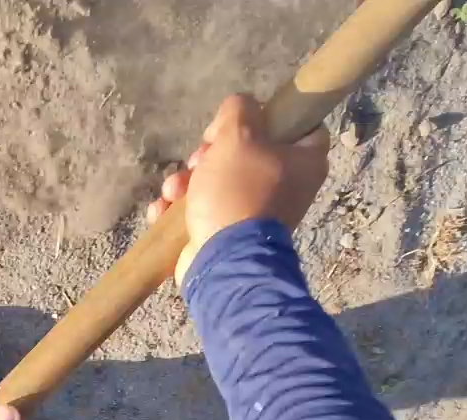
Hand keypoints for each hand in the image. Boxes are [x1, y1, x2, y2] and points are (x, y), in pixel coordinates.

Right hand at [145, 94, 330, 287]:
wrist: (221, 261)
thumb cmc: (237, 194)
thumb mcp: (238, 136)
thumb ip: (238, 110)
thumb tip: (235, 109)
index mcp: (305, 160)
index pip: (297, 123)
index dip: (264, 117)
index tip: (237, 123)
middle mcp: (285, 187)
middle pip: (245, 153)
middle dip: (210, 155)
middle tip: (198, 160)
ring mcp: (253, 214)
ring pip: (216, 182)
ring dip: (186, 182)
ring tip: (172, 190)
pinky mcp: (224, 236)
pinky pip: (200, 212)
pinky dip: (178, 210)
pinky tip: (161, 210)